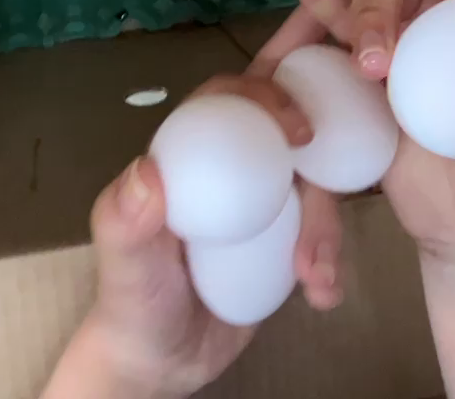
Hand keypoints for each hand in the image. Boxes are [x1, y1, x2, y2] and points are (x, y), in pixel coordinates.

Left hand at [41, 76, 342, 398]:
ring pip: (314, 183)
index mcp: (191, 147)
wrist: (164, 361)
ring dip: (327, 225)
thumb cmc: (133, 297)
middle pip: (286, 131)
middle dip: (322, 151)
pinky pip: (323, 230)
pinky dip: (332, 258)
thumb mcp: (122, 260)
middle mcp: (232, 163)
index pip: (230, 98)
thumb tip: (146, 170)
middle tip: (327, 200)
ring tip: (314, 274)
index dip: (266, 93)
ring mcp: (264, 199)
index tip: (297, 128)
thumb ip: (124, 218)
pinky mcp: (287, 237)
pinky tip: (322, 292)